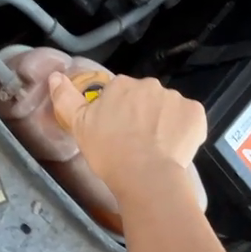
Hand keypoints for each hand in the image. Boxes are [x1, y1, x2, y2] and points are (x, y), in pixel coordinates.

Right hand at [47, 72, 206, 202]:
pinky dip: (183, 130)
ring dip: (162, 122)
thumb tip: (55, 76)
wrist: (145, 175)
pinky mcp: (196, 114)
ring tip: (153, 148)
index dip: (116, 112)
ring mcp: (175, 98)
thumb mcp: (78, 126)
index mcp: (121, 85)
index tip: (114, 131)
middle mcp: (149, 85)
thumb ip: (65, 98)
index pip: (118, 93)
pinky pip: (188, 119)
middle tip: (133, 141)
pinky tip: (172, 148)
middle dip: (140, 114)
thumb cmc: (108, 152)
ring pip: (166, 108)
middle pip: (144, 97)